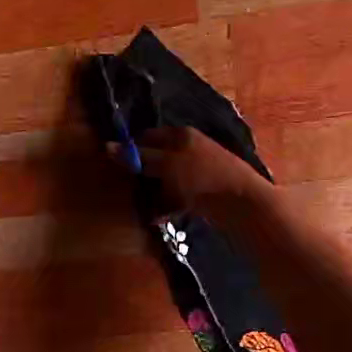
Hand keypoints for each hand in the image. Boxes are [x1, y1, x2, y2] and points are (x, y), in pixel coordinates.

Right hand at [117, 126, 276, 222]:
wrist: (243, 203)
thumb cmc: (202, 177)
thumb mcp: (167, 165)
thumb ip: (140, 158)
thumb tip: (108, 146)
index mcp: (181, 135)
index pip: (149, 136)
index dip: (132, 149)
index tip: (118, 166)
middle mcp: (191, 148)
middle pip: (159, 158)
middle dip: (144, 174)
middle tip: (128, 189)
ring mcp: (201, 169)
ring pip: (169, 179)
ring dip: (156, 192)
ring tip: (143, 207)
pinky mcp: (207, 190)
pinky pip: (181, 195)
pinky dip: (170, 204)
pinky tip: (161, 217)